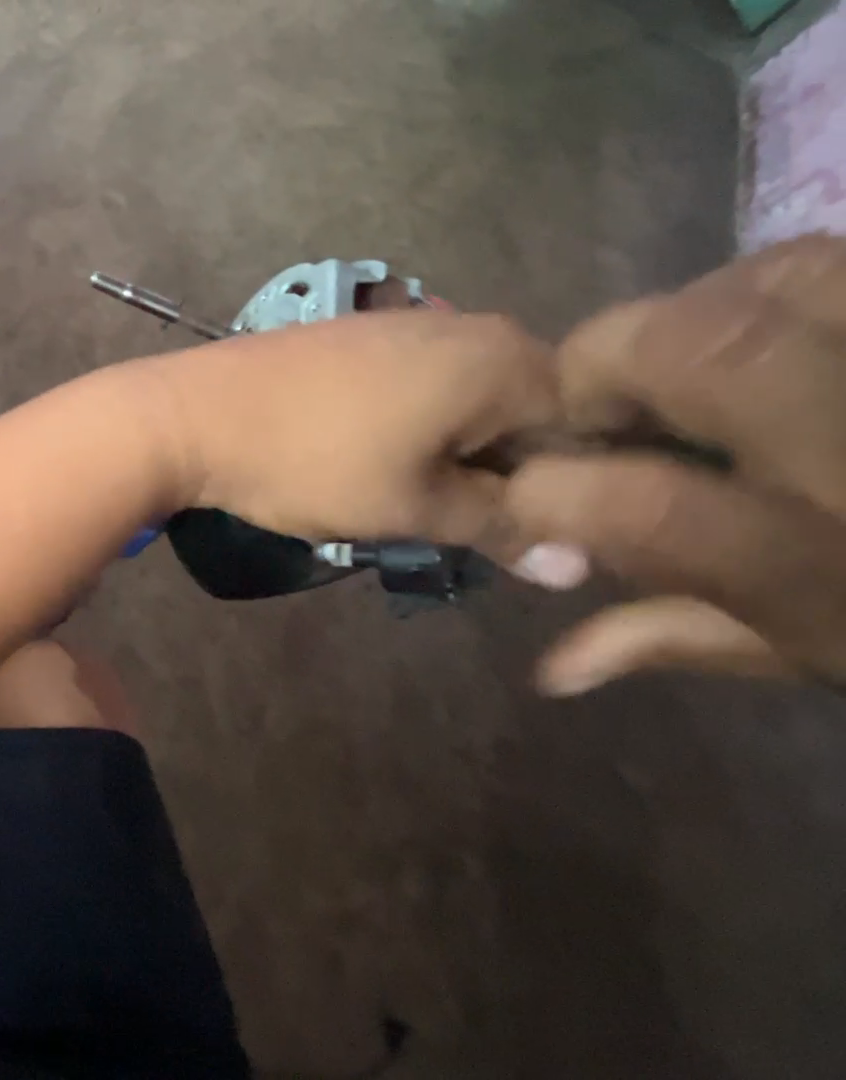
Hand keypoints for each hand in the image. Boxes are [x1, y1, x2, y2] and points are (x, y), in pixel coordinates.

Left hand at [141, 309, 560, 546]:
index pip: (582, 429)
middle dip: (498, 469)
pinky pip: (412, 384)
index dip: (558, 489)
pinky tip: (369, 458)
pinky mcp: (353, 335)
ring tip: (403, 494)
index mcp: (507, 358)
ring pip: (462, 399)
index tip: (518, 532)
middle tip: (453, 519)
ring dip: (448, 450)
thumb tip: (577, 564)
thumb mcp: (409, 507)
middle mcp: (469, 324)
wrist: (189, 415)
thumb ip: (499, 527)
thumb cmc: (308, 463)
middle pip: (522, 410)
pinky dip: (407, 425)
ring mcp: (404, 322)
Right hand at [505, 235, 845, 694]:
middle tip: (604, 410)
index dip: (545, 490)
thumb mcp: (813, 645)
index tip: (534, 495)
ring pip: (780, 277)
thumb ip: (670, 636)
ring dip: (701, 317)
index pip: (632, 505)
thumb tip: (551, 670)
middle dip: (601, 367)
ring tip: (696, 370)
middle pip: (690, 349)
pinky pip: (841, 267)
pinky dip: (793, 294)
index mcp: (812, 560)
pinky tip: (786, 339)